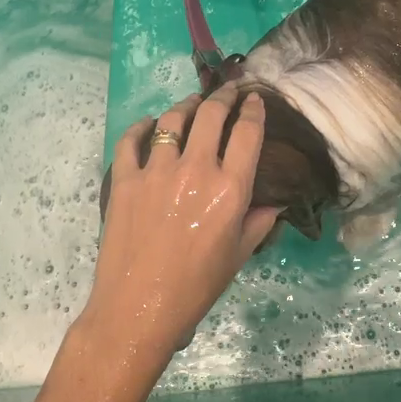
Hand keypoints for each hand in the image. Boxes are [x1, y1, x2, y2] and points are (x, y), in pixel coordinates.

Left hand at [81, 88, 279, 354]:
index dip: (253, 109)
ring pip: (173, 120)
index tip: (254, 99)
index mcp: (230, 189)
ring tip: (192, 103)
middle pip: (212, 115)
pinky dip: (141, 127)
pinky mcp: (125, 180)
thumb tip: (275, 203)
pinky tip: (148, 124)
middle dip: (224, 96)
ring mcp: (157, 172)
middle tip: (228, 91)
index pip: (247, 133)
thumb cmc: (195, 288)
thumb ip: (259, 223)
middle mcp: (196, 171)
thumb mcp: (237, 256)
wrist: (138, 310)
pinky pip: (131, 141)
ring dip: (186, 106)